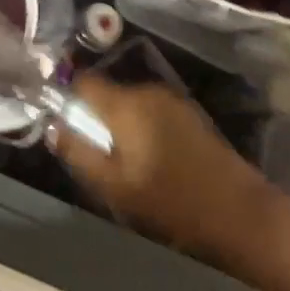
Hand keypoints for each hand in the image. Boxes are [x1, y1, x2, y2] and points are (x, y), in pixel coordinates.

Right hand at [51, 73, 266, 257]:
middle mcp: (148, 90)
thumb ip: (78, 152)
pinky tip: (152, 159)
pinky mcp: (189, 112)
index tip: (63, 120)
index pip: (85, 81)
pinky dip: (143, 127)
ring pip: (131, 103)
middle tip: (96, 154)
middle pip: (108, 93)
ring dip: (121, 124)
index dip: (69, 96)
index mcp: (126, 104)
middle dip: (97, 117)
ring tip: (125, 162)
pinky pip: (152, 111)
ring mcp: (172, 99)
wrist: (237, 209)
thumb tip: (52, 126)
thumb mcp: (114, 186)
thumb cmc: (169, 200)